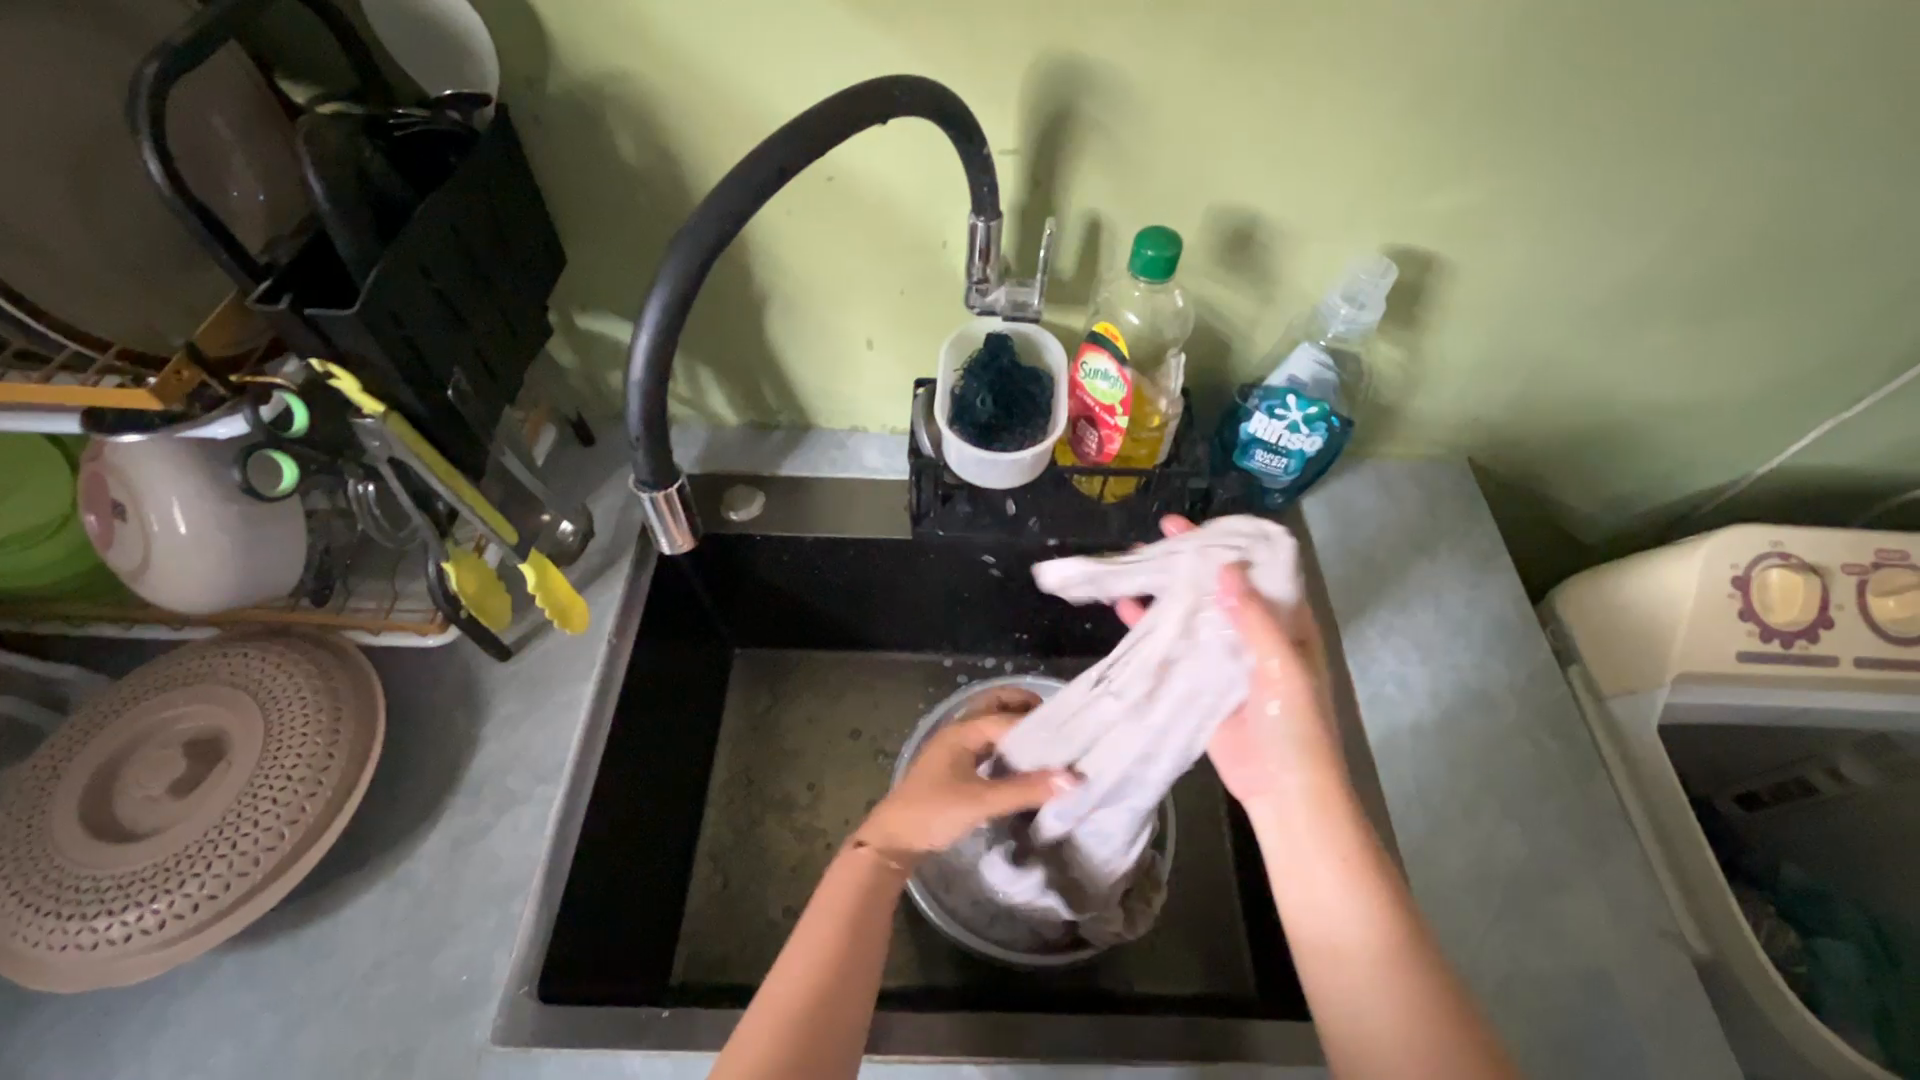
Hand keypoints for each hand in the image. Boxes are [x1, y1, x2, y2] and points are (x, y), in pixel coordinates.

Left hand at [856, 688, 1077, 865]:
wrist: (893, 840)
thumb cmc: (934, 813)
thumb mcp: (982, 802)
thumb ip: (1026, 790)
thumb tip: (1072, 779)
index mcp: (962, 731)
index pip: (1008, 717)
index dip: (1039, 724)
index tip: (1071, 733)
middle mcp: (957, 732)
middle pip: (994, 706)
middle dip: (1023, 708)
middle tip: (1057, 722)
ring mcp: (953, 749)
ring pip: (988, 725)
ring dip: (1014, 726)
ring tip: (1047, 741)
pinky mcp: (953, 767)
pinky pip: (984, 744)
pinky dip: (1004, 745)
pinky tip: (1021, 764)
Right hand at [1115, 516, 1338, 812]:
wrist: (1282, 791)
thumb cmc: (1295, 727)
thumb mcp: (1283, 667)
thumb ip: (1254, 619)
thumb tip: (1225, 568)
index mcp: (1287, 624)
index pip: (1257, 570)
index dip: (1228, 544)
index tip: (1194, 525)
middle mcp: (1255, 633)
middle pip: (1218, 587)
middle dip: (1188, 562)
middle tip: (1154, 538)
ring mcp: (1225, 658)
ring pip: (1192, 613)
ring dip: (1166, 590)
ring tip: (1131, 565)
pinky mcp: (1200, 682)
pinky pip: (1175, 648)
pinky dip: (1151, 628)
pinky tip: (1125, 610)